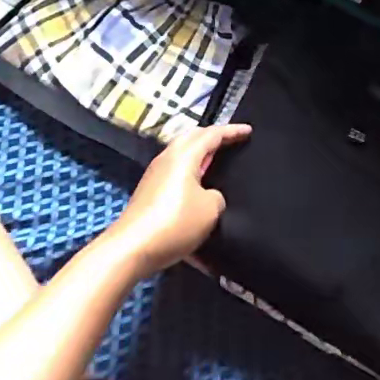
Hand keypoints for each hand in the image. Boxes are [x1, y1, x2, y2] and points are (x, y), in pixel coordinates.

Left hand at [104, 123, 250, 275]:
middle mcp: (167, 159)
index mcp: (184, 155)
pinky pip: (174, 172)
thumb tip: (209, 196)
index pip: (212, 134)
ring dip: (199, 154)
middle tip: (230, 140)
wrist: (132, 248)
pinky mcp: (148, 192)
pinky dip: (189, 173)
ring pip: (181, 155)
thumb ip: (217, 197)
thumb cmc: (174, 223)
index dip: (232, 131)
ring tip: (215, 161)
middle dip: (212, 136)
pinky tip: (196, 188)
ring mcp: (155, 175)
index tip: (247, 130)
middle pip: (192, 138)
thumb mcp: (210, 210)